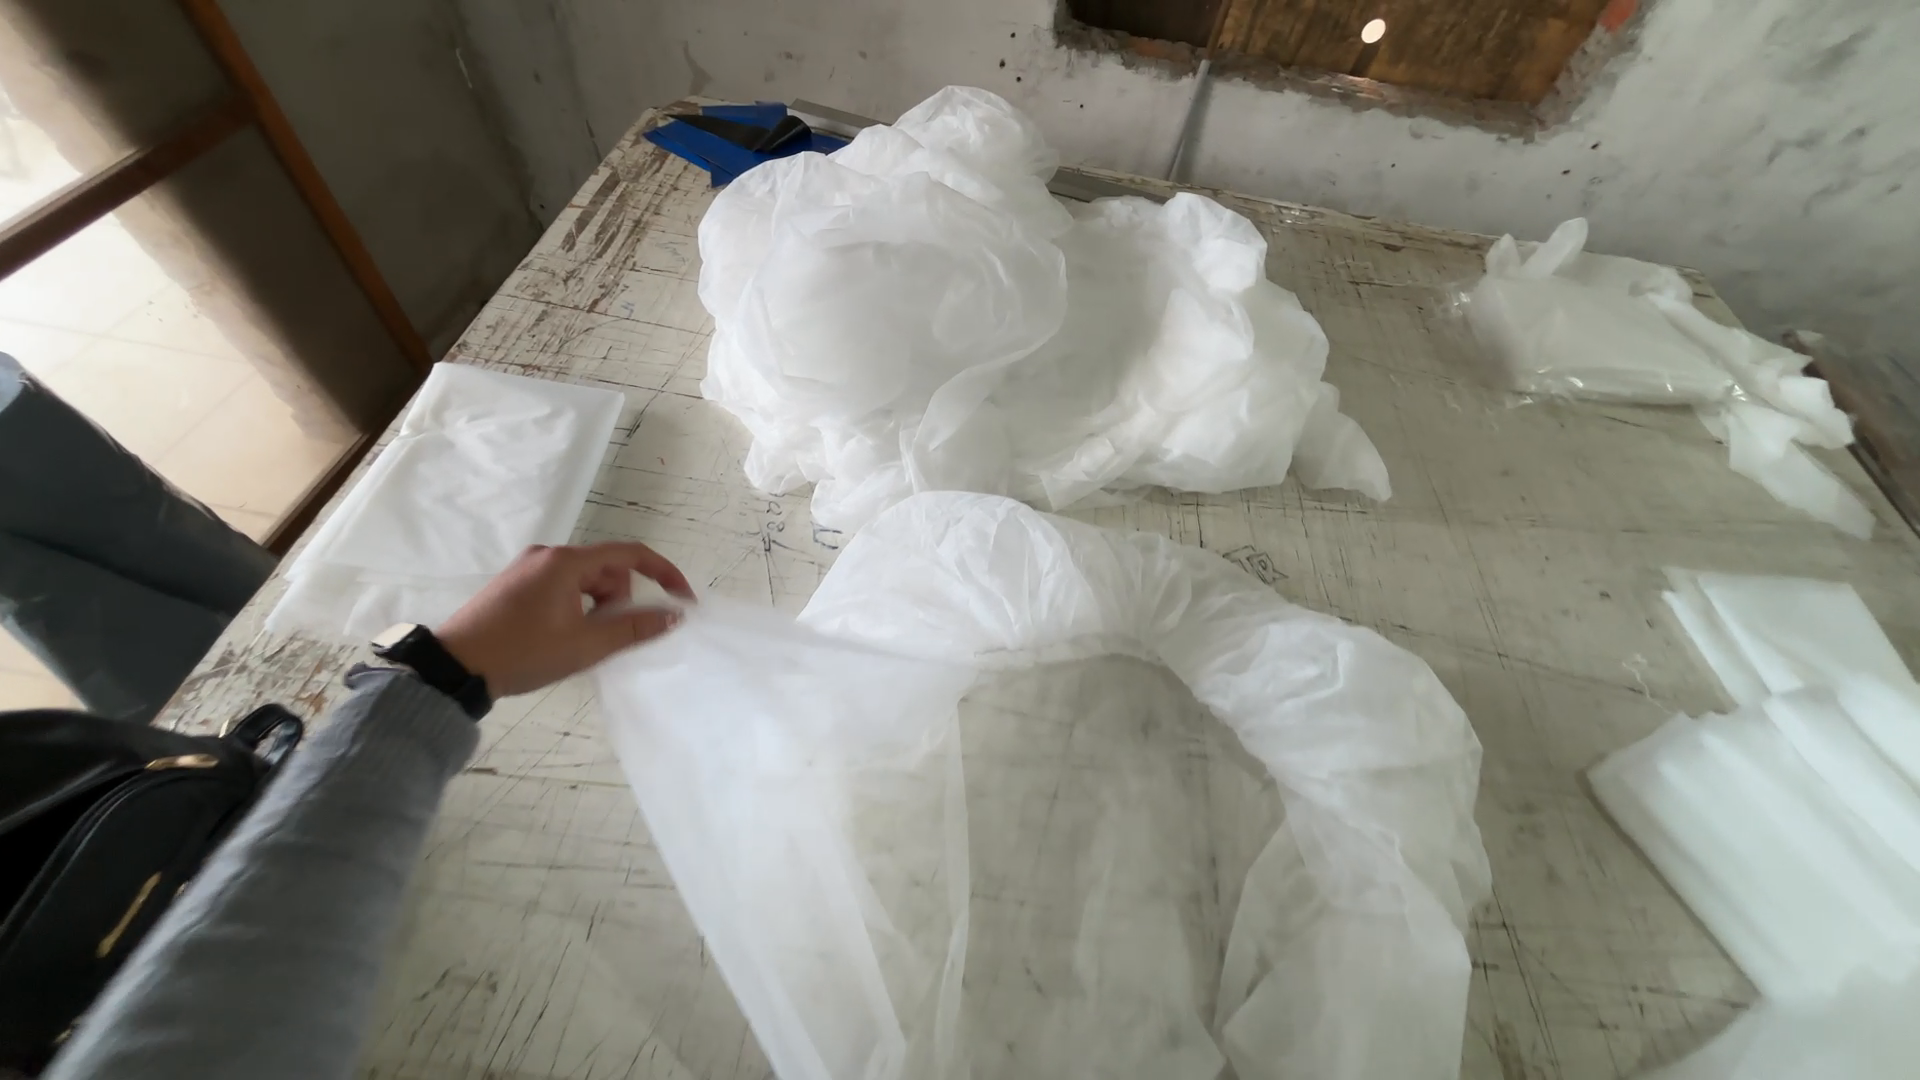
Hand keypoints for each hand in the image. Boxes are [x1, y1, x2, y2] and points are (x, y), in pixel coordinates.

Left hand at [436, 542, 694, 697]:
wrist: (452, 669)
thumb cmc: (522, 653)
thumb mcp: (586, 645)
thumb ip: (635, 628)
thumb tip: (674, 615)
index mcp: (566, 562)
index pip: (631, 554)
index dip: (663, 573)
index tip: (682, 597)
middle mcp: (548, 555)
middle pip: (608, 569)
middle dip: (620, 600)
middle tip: (607, 635)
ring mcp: (529, 567)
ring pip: (587, 579)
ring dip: (598, 606)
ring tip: (582, 639)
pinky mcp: (517, 583)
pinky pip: (565, 585)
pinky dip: (578, 606)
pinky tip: (565, 634)